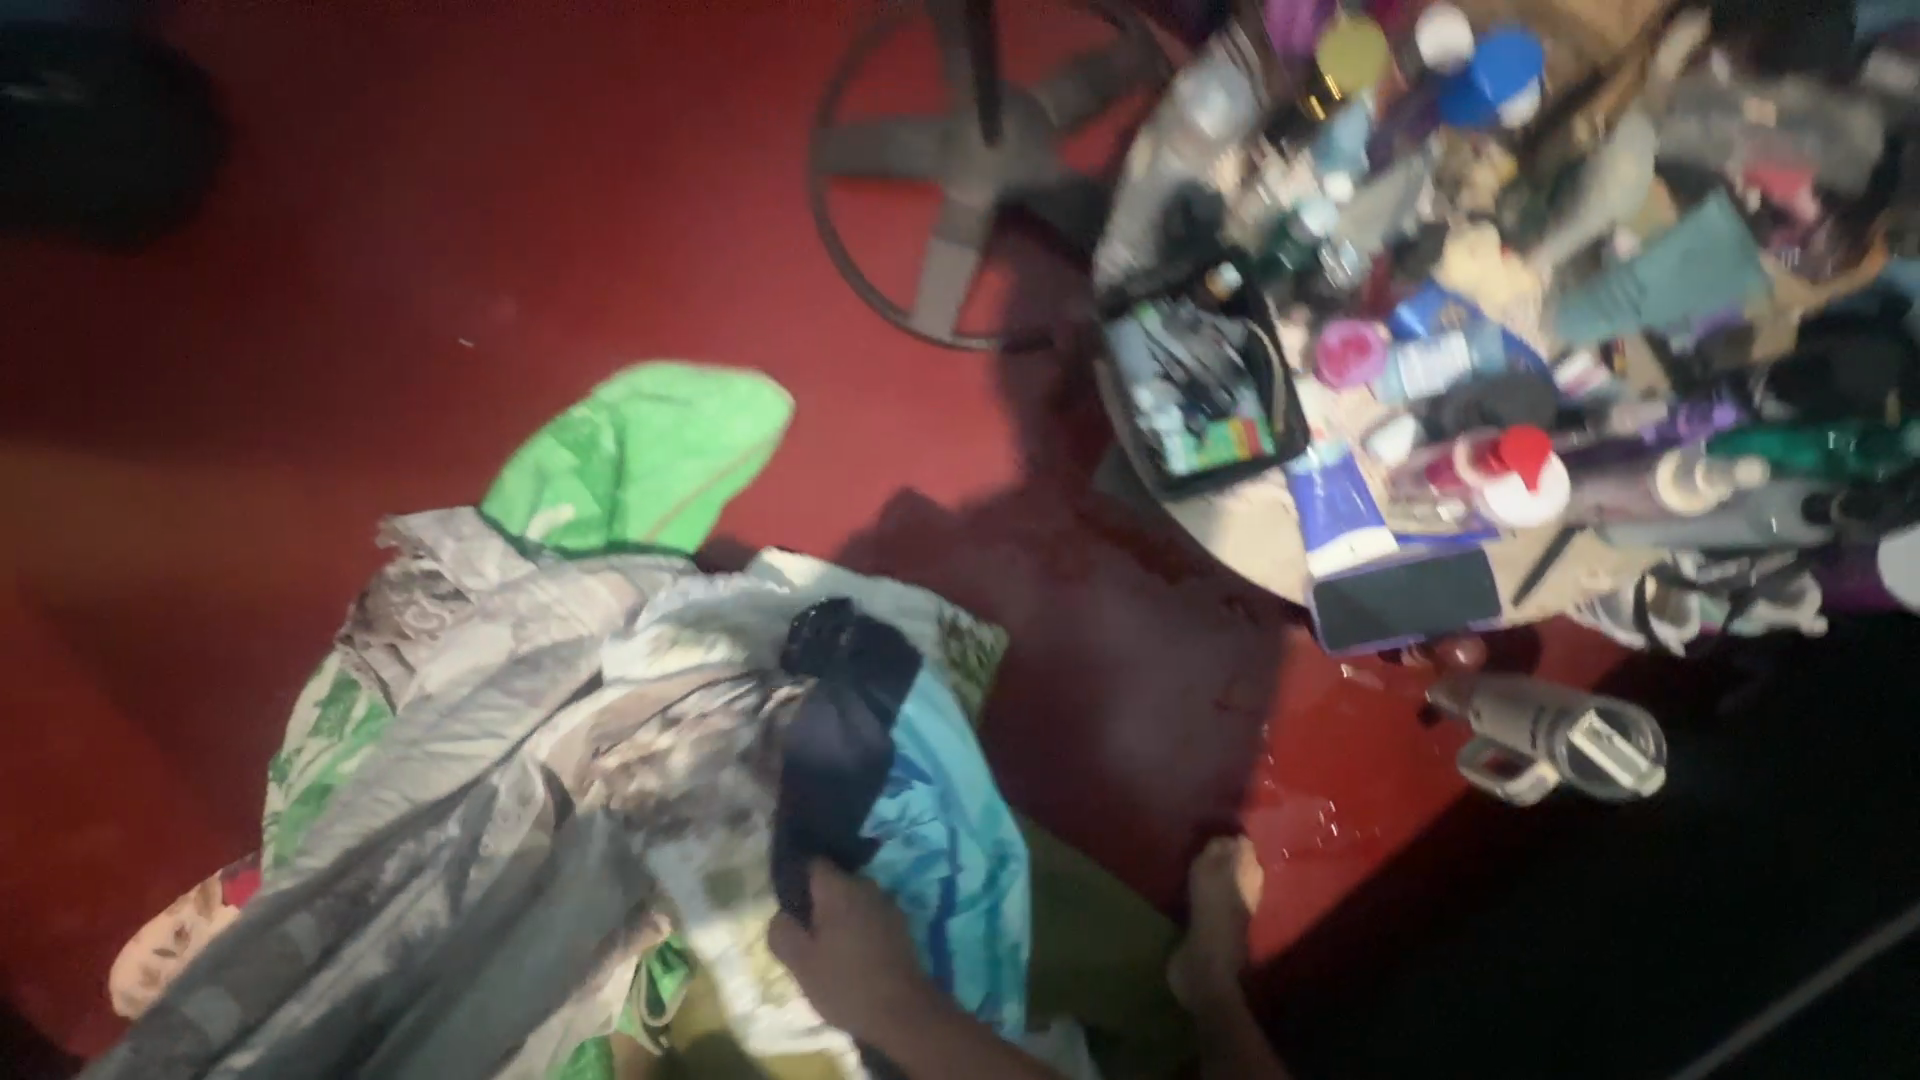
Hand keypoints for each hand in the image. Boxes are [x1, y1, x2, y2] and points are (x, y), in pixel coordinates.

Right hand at [768, 860, 941, 1041]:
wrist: (901, 1009)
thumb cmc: (844, 983)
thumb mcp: (801, 964)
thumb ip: (782, 932)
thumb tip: (780, 914)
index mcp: (838, 888)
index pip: (813, 863)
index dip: (797, 877)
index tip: (787, 901)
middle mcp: (865, 884)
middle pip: (834, 881)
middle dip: (818, 900)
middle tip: (804, 931)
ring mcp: (886, 901)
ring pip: (853, 898)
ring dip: (840, 914)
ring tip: (829, 945)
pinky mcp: (899, 921)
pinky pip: (870, 912)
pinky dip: (859, 924)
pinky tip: (853, 952)